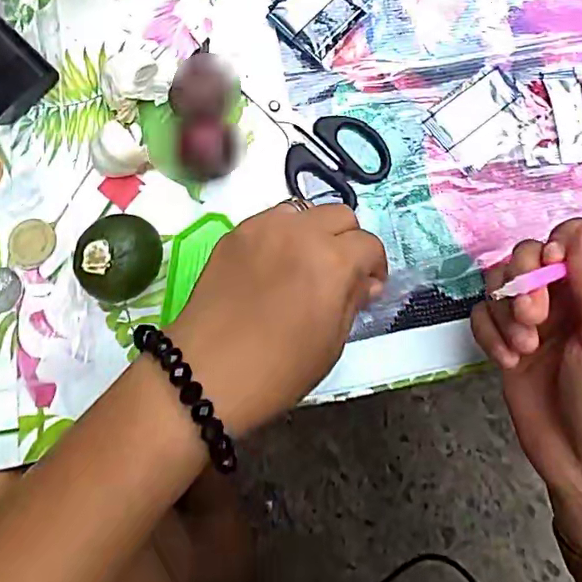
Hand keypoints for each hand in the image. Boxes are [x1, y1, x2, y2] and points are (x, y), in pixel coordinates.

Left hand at [169, 202, 386, 435]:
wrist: (207, 371)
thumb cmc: (278, 369)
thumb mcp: (331, 343)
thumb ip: (352, 300)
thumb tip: (364, 281)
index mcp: (332, 259)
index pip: (368, 244)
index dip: (374, 267)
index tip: (367, 287)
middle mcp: (300, 231)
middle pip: (339, 214)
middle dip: (347, 240)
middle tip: (339, 273)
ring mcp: (263, 227)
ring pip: (303, 210)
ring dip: (312, 231)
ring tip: (303, 264)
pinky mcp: (235, 233)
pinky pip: (269, 220)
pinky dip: (280, 235)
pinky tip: (272, 267)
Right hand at [469, 219, 581, 571]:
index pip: (580, 244)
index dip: (560, 246)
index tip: (553, 266)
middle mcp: (572, 304)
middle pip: (532, 256)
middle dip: (525, 279)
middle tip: (534, 315)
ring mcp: (538, 325)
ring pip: (502, 282)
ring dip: (505, 308)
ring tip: (523, 344)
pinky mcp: (509, 346)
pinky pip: (483, 316)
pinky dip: (489, 333)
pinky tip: (508, 359)